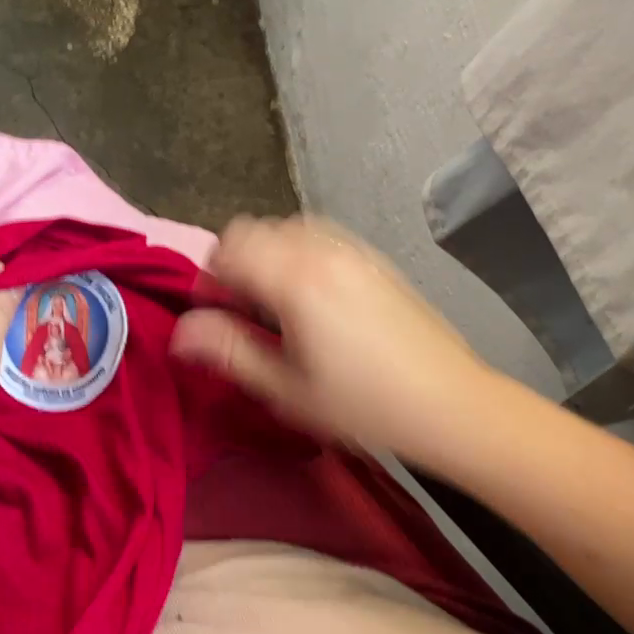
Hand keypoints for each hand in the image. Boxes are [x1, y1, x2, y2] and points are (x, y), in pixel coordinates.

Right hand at [171, 216, 506, 462]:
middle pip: (254, 230)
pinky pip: (322, 235)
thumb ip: (229, 351)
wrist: (453, 406)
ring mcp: (353, 251)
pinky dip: (301, 252)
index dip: (210, 279)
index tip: (216, 315)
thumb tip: (180, 331)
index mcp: (295, 279)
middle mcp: (322, 251)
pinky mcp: (376, 260)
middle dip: (237, 263)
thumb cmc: (362, 406)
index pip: (228, 248)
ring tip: (279, 304)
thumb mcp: (286, 389)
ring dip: (269, 255)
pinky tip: (314, 297)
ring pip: (287, 228)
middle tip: (246, 312)